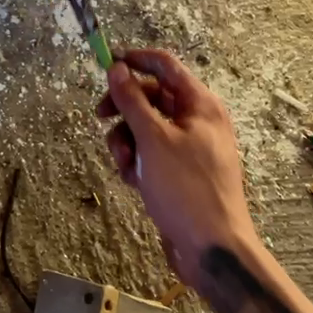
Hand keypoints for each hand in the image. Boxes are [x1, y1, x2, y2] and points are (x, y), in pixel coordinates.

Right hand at [96, 48, 257, 288]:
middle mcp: (198, 121)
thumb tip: (117, 68)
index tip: (106, 65)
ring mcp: (190, 147)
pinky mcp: (180, 172)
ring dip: (126, 139)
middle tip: (100, 116)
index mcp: (201, 105)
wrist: (212, 251)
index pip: (165, 66)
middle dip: (124, 108)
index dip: (135, 60)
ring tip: (123, 163)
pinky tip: (132, 180)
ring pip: (146, 126)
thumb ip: (132, 101)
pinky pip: (150, 152)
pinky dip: (136, 160)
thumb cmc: (187, 189)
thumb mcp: (153, 140)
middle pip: (152, 96)